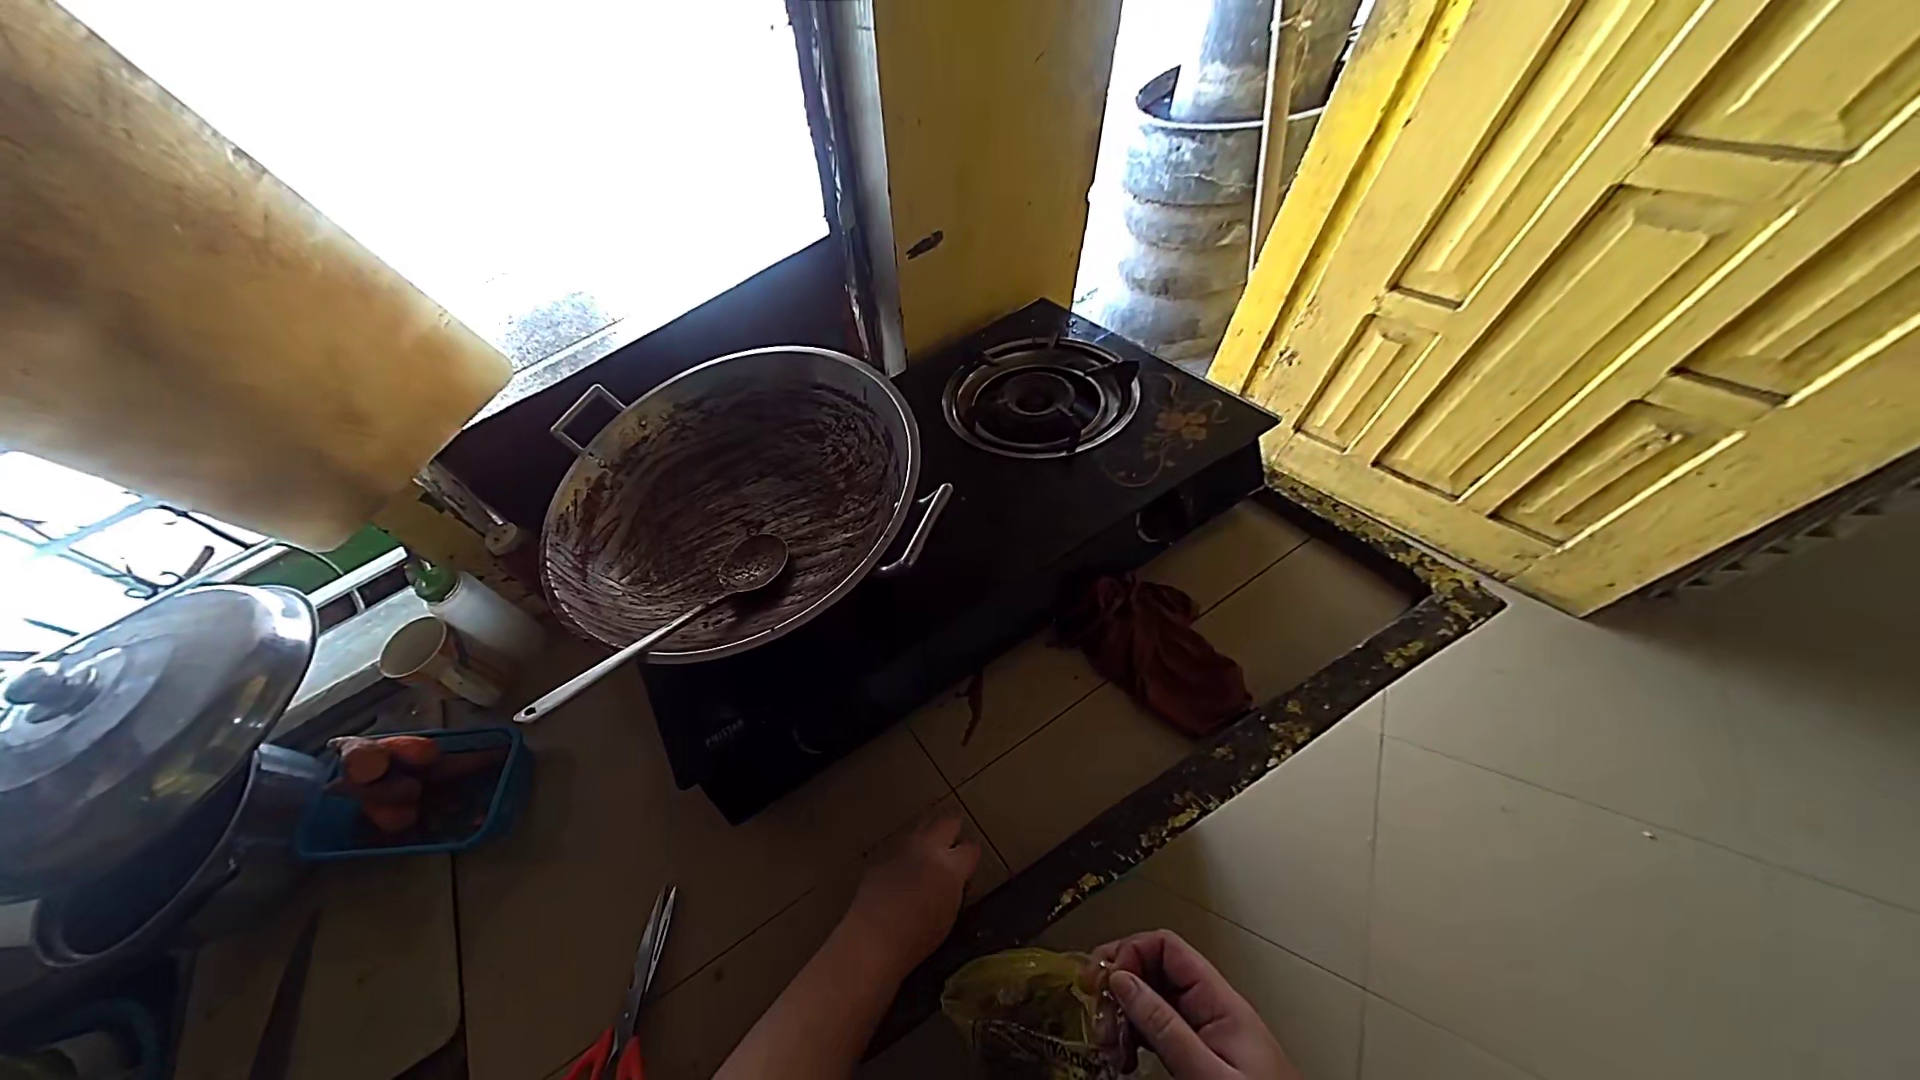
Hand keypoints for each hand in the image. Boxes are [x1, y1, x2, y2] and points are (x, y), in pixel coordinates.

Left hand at [842, 815, 980, 974]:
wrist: (873, 937)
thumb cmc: (917, 938)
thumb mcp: (948, 914)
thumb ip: (954, 888)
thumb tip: (953, 879)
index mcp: (950, 868)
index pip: (971, 848)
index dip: (971, 853)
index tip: (969, 858)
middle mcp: (928, 849)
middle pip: (947, 822)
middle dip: (952, 828)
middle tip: (952, 839)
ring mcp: (903, 847)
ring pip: (922, 824)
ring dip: (928, 834)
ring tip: (927, 849)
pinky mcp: (883, 853)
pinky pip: (901, 842)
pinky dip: (906, 849)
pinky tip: (903, 864)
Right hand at [1094, 930, 1299, 1079]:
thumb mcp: (1208, 1076)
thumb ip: (1165, 1027)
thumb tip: (1122, 979)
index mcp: (1219, 1001)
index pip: (1166, 946)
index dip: (1131, 953)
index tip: (1105, 984)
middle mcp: (1210, 1008)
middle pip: (1153, 968)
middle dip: (1119, 984)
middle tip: (1096, 1012)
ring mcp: (1203, 1032)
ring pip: (1150, 998)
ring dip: (1122, 1013)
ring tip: (1108, 1045)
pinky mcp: (1197, 1056)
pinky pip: (1156, 1028)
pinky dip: (1133, 1036)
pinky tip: (1123, 1057)